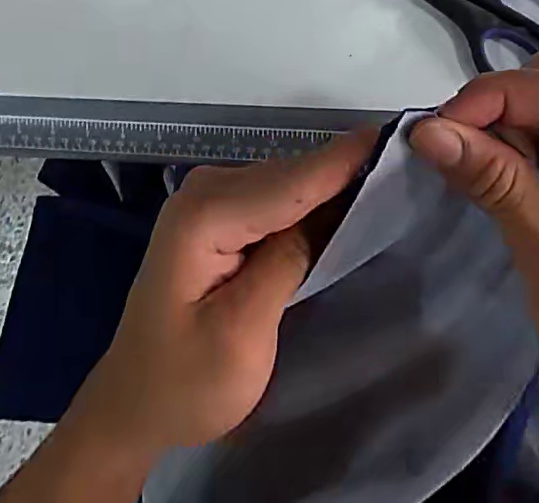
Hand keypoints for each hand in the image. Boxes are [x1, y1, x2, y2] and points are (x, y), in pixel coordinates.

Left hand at [0, 130, 374, 502]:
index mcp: (204, 216)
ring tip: (386, 174)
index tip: (393, 134)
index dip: (342, 160)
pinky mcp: (217, 216)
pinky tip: (341, 200)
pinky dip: (308, 198)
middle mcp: (204, 192)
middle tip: (404, 163)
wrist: (133, 405)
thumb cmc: (185, 383)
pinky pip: (273, 197)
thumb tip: (330, 211)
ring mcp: (208, 200)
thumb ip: (285, 262)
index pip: (289, 182)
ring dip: (329, 181)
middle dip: (342, 167)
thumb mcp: (243, 334)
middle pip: (288, 174)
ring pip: (284, 181)